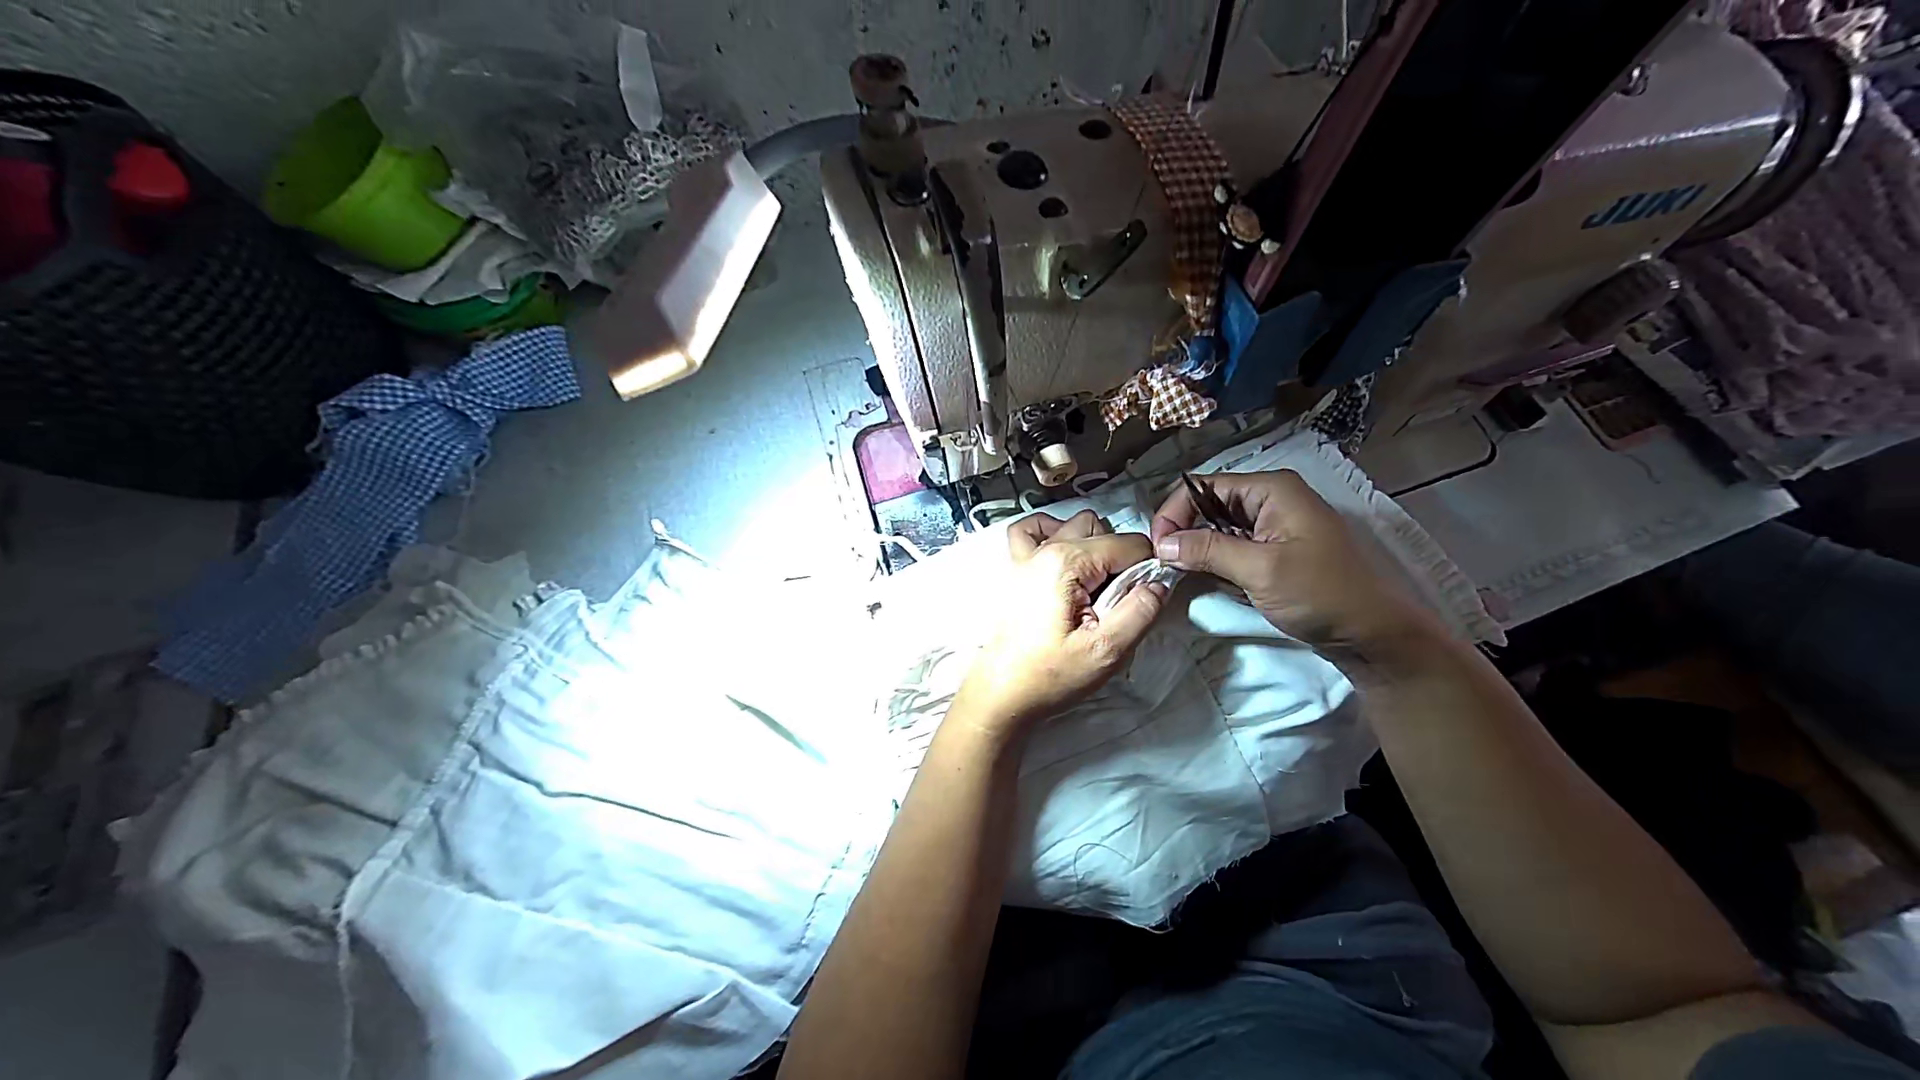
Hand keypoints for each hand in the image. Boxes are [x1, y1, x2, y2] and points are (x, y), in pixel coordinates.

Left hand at [951, 510, 1166, 733]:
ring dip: (1092, 545)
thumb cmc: (1047, 676)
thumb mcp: (1106, 652)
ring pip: (1073, 524)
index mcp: (1066, 563)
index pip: (1130, 544)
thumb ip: (1140, 611)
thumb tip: (1160, 583)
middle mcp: (1043, 549)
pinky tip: (1065, 561)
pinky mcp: (1014, 568)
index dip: (1146, 571)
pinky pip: (1032, 530)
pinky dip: (1053, 534)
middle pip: (1103, 531)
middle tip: (1115, 602)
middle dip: (1120, 560)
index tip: (1139, 600)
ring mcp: (1024, 555)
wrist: (1001, 694)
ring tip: (1093, 586)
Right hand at [1150, 470, 1441, 659]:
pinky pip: (1231, 544)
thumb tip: (1162, 544)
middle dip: (1182, 529)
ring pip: (1216, 526)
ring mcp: (1272, 524)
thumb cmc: (1320, 593)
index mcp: (1271, 489)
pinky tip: (1202, 575)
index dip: (1174, 513)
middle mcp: (1270, 498)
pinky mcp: (1272, 549)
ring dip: (1196, 546)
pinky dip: (1213, 558)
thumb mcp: (1259, 569)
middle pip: (1207, 503)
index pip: (1202, 487)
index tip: (1158, 548)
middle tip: (1164, 562)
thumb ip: (1208, 550)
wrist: (1370, 635)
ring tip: (1177, 569)